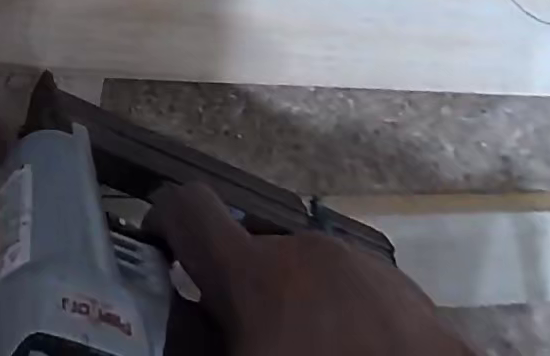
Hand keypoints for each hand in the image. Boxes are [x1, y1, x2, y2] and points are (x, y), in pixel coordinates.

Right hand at [148, 184, 476, 355]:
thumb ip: (200, 344)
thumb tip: (179, 325)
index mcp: (257, 277)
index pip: (189, 207)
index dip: (162, 217)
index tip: (154, 245)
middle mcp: (301, 249)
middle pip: (244, 249)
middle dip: (231, 290)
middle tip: (236, 338)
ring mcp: (352, 261)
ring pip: (295, 268)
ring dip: (283, 302)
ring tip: (297, 349)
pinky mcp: (395, 282)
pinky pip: (341, 282)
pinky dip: (329, 310)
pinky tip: (344, 352)